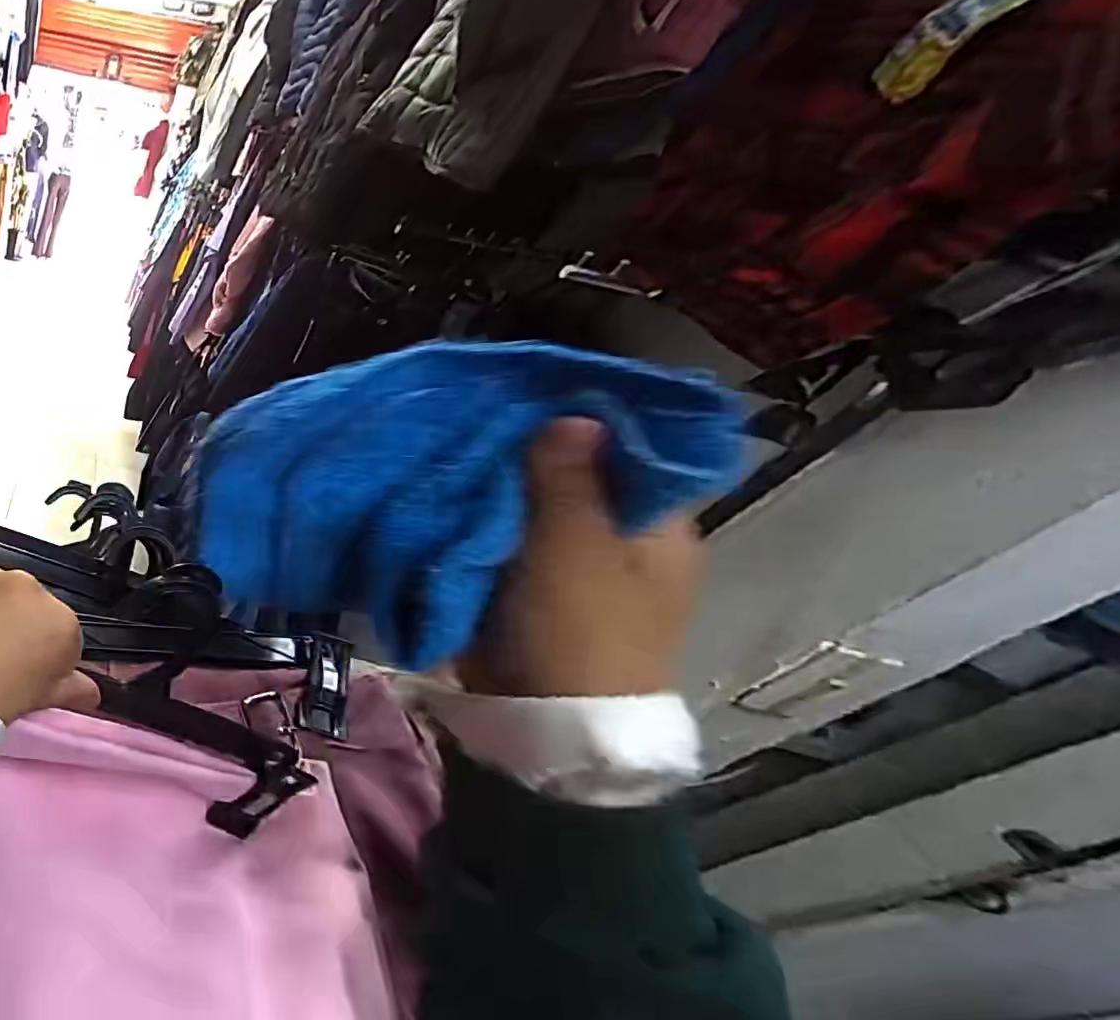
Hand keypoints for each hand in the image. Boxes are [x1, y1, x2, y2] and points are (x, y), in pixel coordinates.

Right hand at [459, 417, 702, 697]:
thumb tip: (571, 414)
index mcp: (656, 526)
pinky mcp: (535, 579)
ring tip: (466, 445)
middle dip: (535, 452)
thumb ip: (569, 482)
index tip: (534, 396)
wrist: (545, 721)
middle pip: (581, 474)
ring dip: (508, 483)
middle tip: (487, 420)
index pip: (633, 451)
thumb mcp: (576, 550)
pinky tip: (463, 489)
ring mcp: (576, 559)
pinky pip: (514, 531)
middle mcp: (621, 536)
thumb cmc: (577, 633)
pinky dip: (492, 514)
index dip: (587, 421)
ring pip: (541, 502)